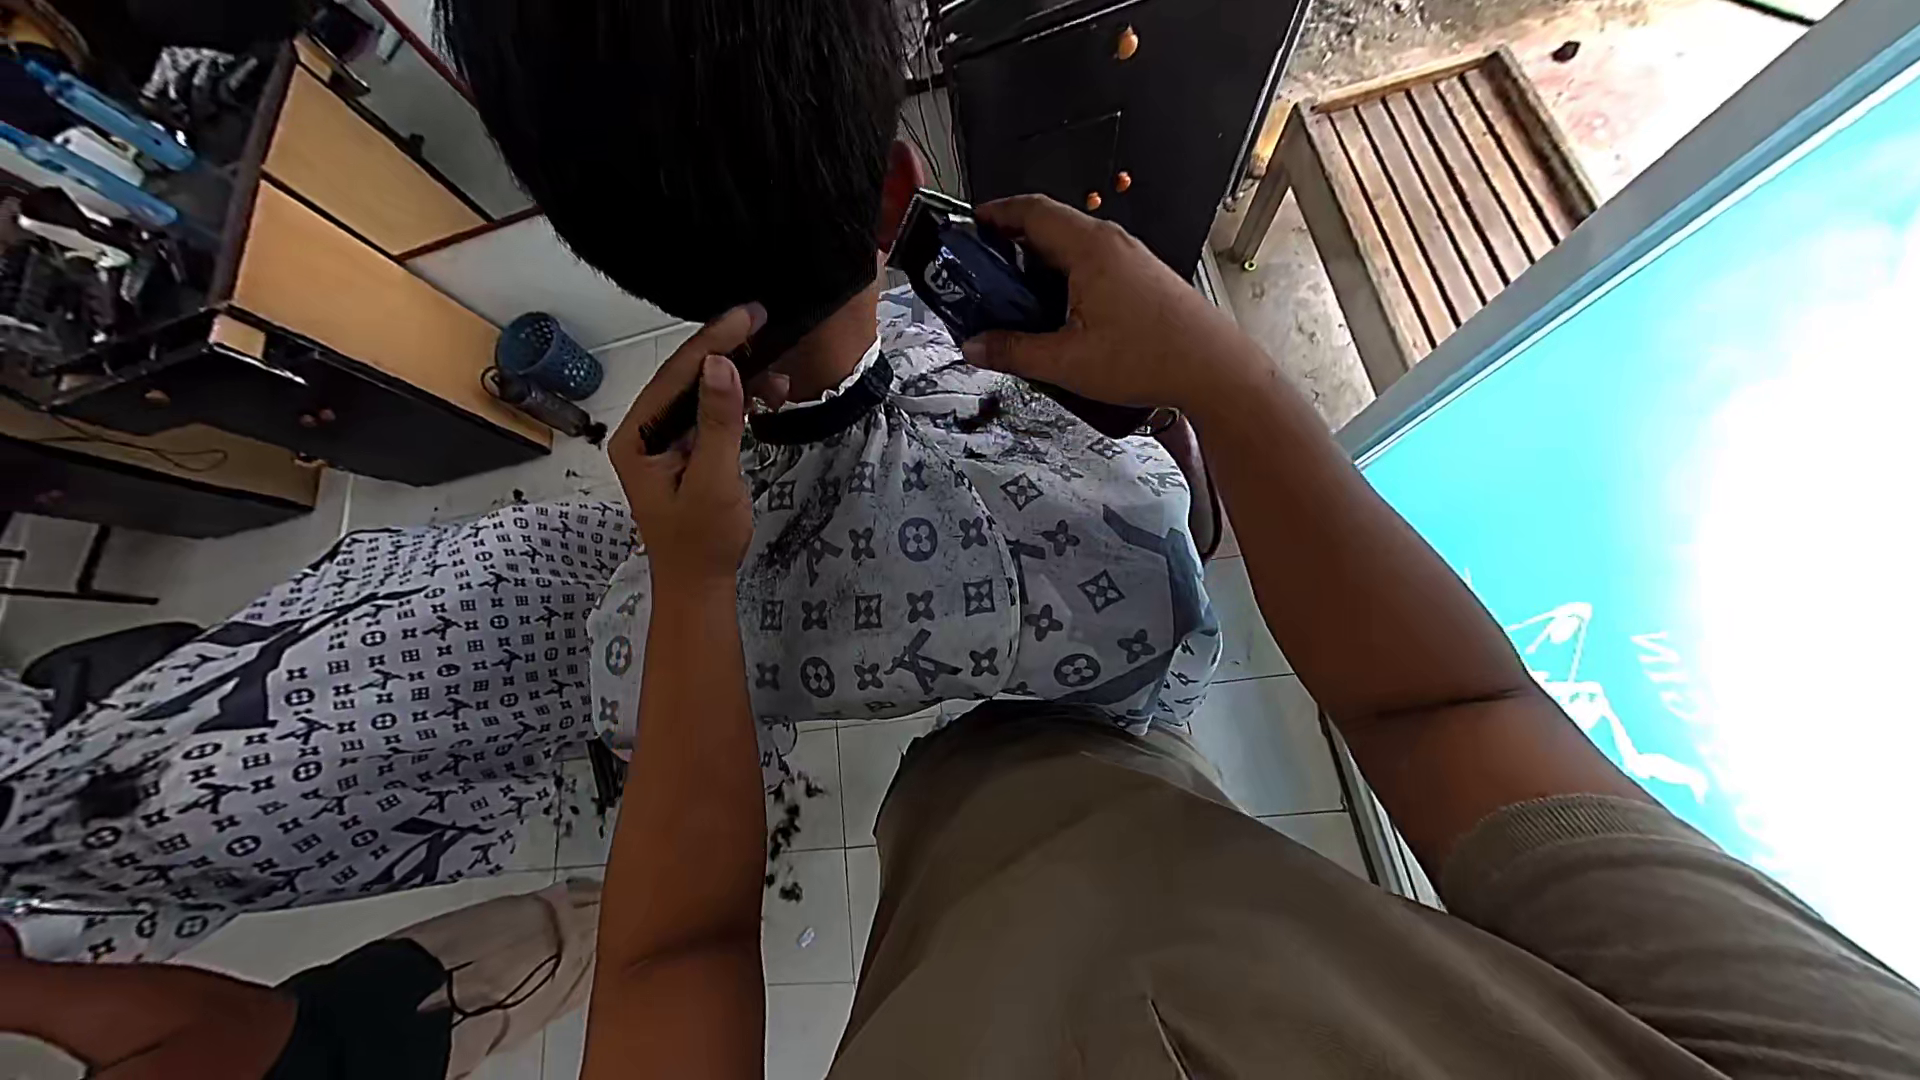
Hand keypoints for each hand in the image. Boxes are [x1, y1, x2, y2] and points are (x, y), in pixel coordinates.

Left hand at [607, 305, 762, 582]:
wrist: (701, 582)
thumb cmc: (702, 539)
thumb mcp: (712, 481)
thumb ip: (717, 423)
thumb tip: (722, 365)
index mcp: (638, 436)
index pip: (676, 376)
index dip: (713, 343)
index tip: (747, 316)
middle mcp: (648, 431)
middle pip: (688, 378)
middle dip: (728, 352)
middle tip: (763, 322)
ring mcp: (669, 441)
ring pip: (704, 395)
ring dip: (741, 380)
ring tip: (778, 370)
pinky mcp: (690, 452)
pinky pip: (714, 416)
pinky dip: (742, 405)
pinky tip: (769, 396)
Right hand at [959, 195, 1268, 417]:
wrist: (1212, 369)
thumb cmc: (1153, 357)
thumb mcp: (1067, 362)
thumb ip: (1014, 352)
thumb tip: (977, 346)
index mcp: (1090, 250)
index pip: (1032, 210)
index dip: (996, 213)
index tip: (973, 225)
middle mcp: (1112, 245)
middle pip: (1050, 228)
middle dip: (1012, 247)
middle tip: (986, 275)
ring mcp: (1130, 260)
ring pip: (1072, 250)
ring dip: (1040, 268)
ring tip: (1018, 303)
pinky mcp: (1140, 280)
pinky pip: (1093, 268)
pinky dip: (1066, 282)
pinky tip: (1058, 318)